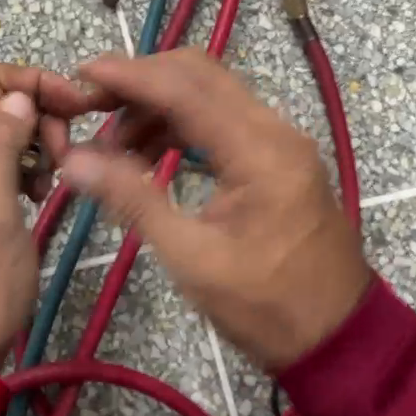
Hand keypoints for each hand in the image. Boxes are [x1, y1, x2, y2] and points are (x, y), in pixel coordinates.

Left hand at [0, 63, 105, 368]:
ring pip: (10, 130)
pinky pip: (9, 161)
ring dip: (40, 143)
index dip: (36, 82)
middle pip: (4, 100)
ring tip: (53, 182)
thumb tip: (17, 95)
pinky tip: (40, 195)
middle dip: (43, 115)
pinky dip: (32, 167)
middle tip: (67, 156)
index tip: (78, 107)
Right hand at [58, 48, 370, 370]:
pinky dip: (179, 119)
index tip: (83, 72)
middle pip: (197, 73)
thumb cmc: (266, 307)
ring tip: (114, 139)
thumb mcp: (192, 259)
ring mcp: (279, 138)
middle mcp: (273, 129)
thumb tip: (72, 160)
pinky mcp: (276, 152)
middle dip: (140, 78)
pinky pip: (220, 114)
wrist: (342, 343)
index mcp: (259, 152)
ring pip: (208, 88)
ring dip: (157, 99)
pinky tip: (148, 150)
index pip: (184, 89)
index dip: (129, 75)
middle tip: (93, 103)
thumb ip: (133, 199)